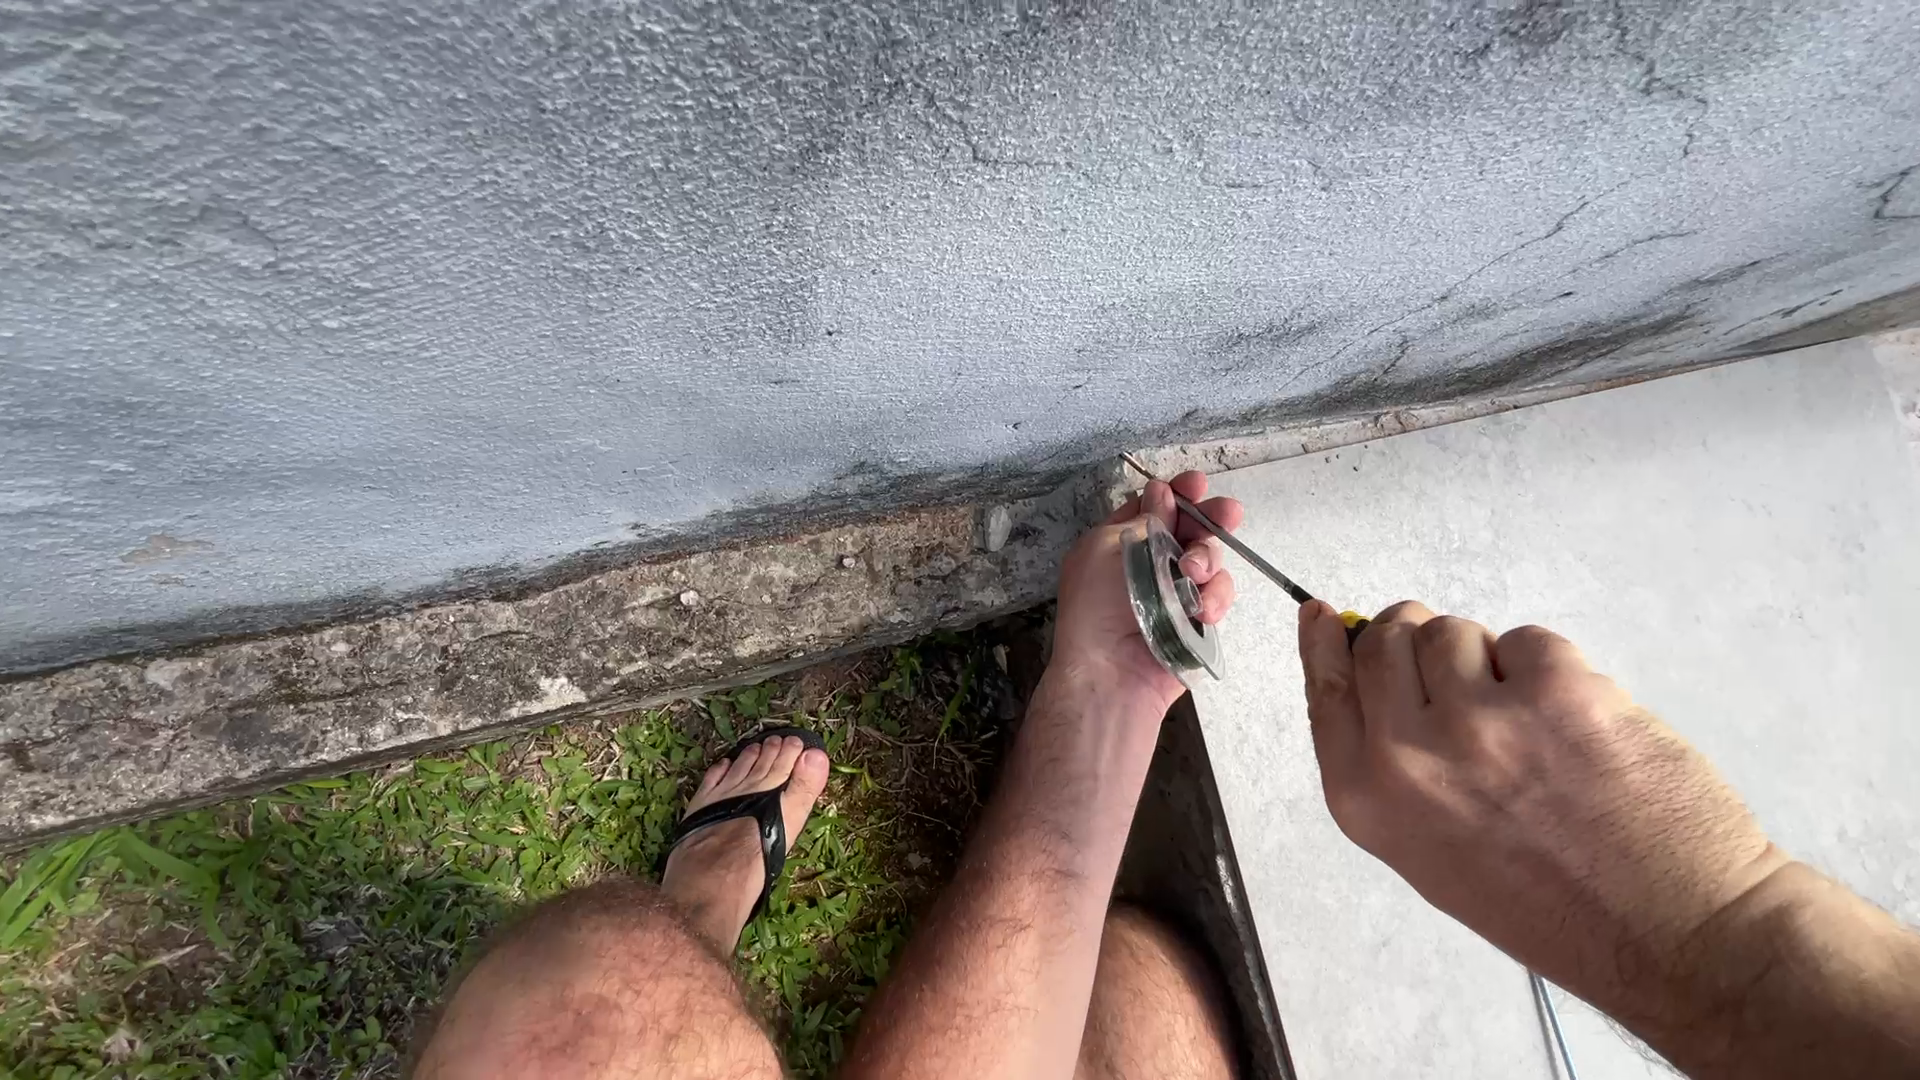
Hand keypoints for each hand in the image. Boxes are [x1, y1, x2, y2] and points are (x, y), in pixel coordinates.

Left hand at [1051, 472, 1241, 713]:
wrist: (1109, 673)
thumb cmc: (1096, 606)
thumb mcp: (1108, 549)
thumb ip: (1143, 520)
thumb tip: (1162, 492)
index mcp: (1118, 542)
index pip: (1153, 507)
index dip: (1178, 493)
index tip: (1198, 484)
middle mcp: (1147, 564)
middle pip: (1190, 530)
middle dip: (1210, 519)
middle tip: (1228, 513)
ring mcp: (1174, 592)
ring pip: (1209, 561)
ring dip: (1208, 561)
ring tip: (1194, 575)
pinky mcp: (1195, 620)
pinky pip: (1218, 597)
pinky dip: (1216, 599)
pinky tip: (1203, 610)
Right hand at [1296, 600, 1788, 1013]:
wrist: (1673, 936)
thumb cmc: (1534, 898)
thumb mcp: (1417, 842)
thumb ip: (1378, 758)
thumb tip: (1362, 667)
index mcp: (1365, 794)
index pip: (1325, 687)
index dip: (1321, 642)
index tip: (1320, 612)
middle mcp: (1406, 752)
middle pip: (1382, 641)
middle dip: (1408, 634)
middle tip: (1448, 662)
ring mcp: (1481, 719)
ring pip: (1451, 631)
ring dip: (1480, 655)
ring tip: (1520, 710)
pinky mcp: (1559, 693)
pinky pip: (1526, 638)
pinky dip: (1544, 666)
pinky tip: (1571, 717)